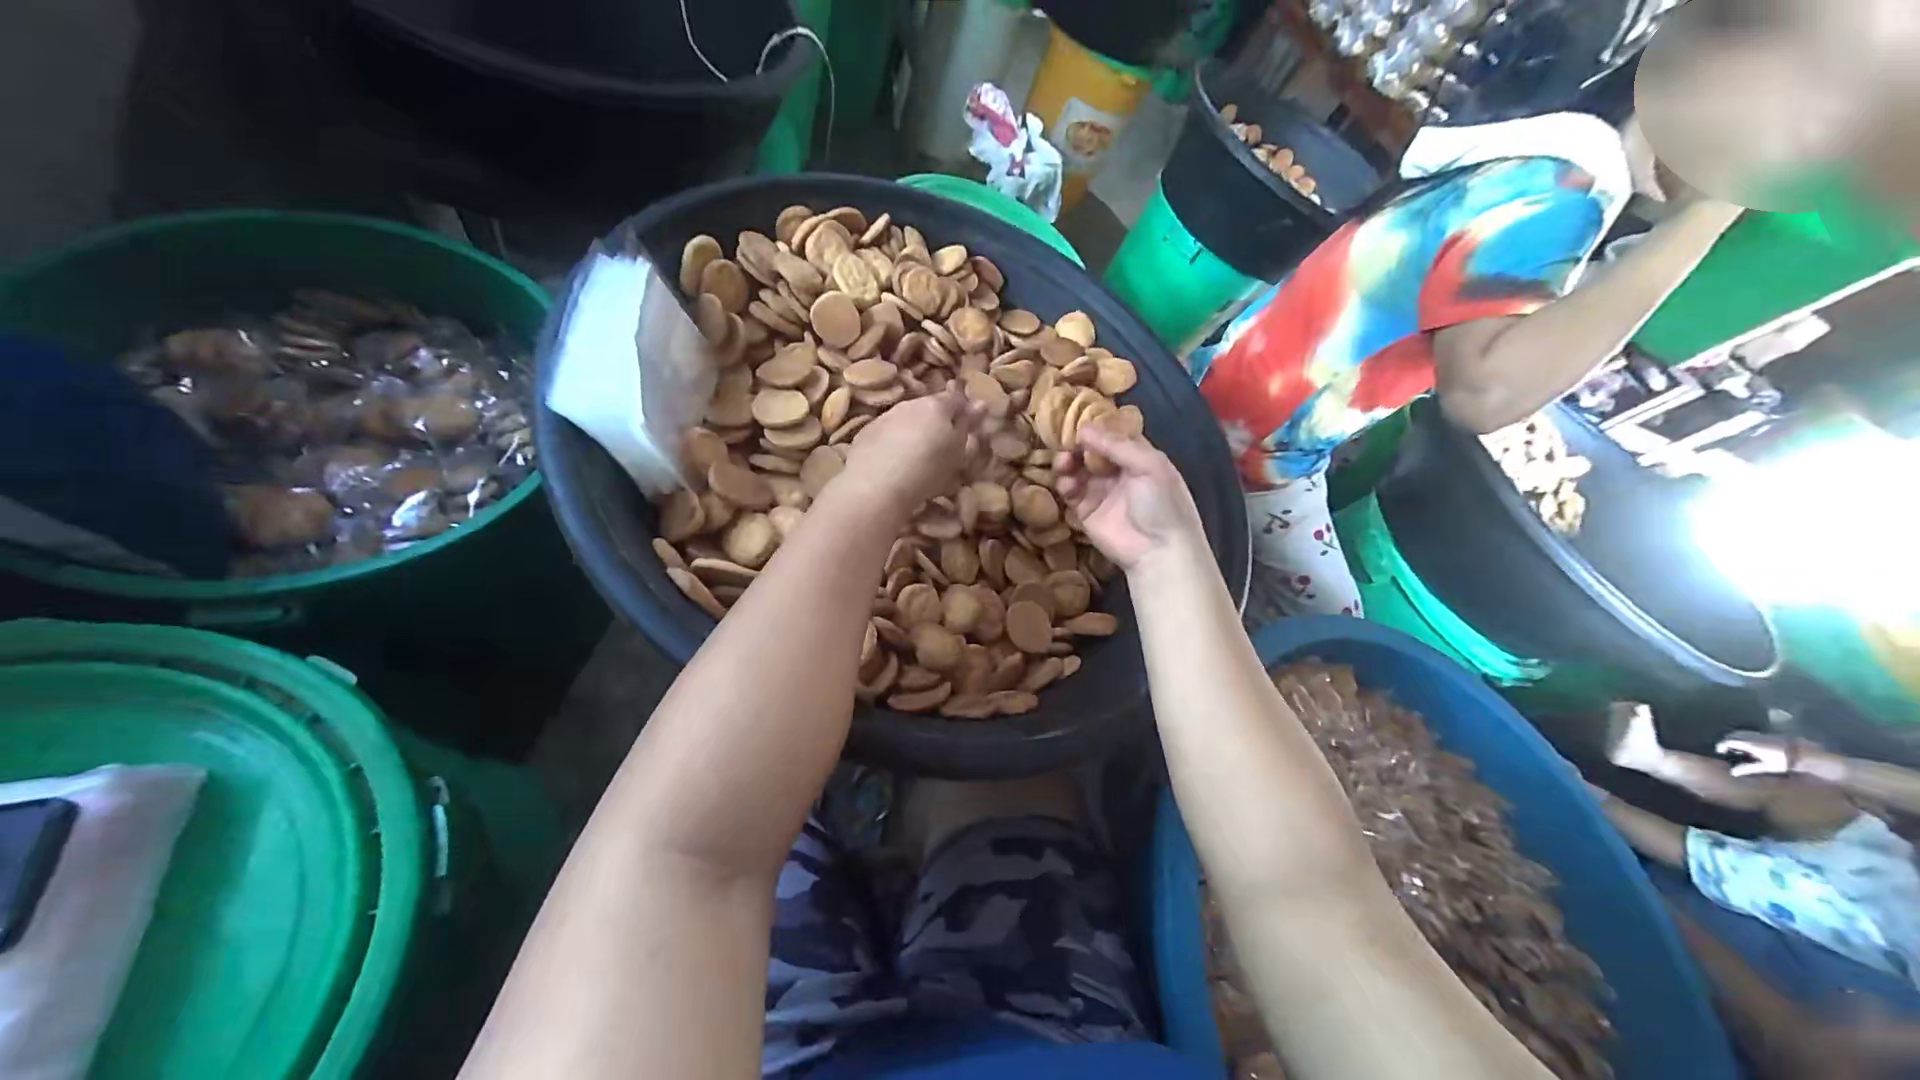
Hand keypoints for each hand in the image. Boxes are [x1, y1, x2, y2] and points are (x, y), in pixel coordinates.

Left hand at [842, 389, 994, 513]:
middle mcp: (909, 404)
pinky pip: (887, 434)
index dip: (963, 410)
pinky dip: (893, 443)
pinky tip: (893, 464)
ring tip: (916, 458)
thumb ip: (967, 428)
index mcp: (936, 406)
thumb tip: (980, 404)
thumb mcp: (957, 453)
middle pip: (929, 408)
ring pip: (906, 419)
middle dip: (936, 421)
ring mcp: (885, 417)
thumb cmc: (927, 470)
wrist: (876, 486)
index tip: (968, 426)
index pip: (956, 399)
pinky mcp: (865, 434)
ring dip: (913, 432)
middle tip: (942, 445)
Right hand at [1055, 427, 1207, 571]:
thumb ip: (1117, 445)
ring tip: (1064, 464)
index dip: (1095, 427)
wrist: (1158, 551)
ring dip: (1067, 464)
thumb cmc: (1162, 504)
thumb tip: (1083, 429)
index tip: (1077, 422)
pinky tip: (1066, 485)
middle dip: (1076, 446)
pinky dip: (1064, 485)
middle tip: (1067, 445)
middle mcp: (1117, 471)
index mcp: (1137, 456)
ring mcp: (1100, 491)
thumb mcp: (1149, 466)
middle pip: (1089, 451)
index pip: (1112, 434)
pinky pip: (1069, 493)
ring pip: (1076, 470)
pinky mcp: (1085, 512)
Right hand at [1715, 732, 1845, 781]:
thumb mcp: (1766, 767)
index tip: (1719, 751)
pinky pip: (1751, 734)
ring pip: (1742, 733)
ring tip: (1740, 747)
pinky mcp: (1767, 734)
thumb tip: (1732, 773)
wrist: (1804, 754)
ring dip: (1737, 738)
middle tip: (1728, 749)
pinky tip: (1753, 745)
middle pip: (1733, 735)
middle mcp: (1751, 737)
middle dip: (1728, 740)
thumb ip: (1748, 769)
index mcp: (1748, 744)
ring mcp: (1760, 734)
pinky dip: (1747, 738)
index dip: (1721, 746)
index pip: (1728, 741)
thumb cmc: (1784, 761)